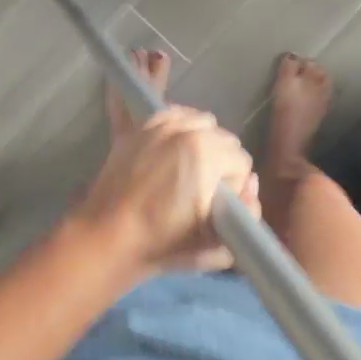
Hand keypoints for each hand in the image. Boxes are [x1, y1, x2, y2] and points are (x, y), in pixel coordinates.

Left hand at [71, 106, 258, 275]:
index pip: (242, 162)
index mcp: (207, 155)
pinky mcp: (139, 127)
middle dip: (220, 163)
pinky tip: (173, 148)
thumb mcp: (218, 245)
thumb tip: (250, 186)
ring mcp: (159, 125)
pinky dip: (180, 127)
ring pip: (201, 122)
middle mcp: (186, 131)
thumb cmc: (164, 244)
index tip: (218, 205)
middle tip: (203, 190)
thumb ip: (247, 213)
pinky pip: (174, 114)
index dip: (235, 187)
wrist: (110, 238)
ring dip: (202, 142)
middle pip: (224, 139)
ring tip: (187, 169)